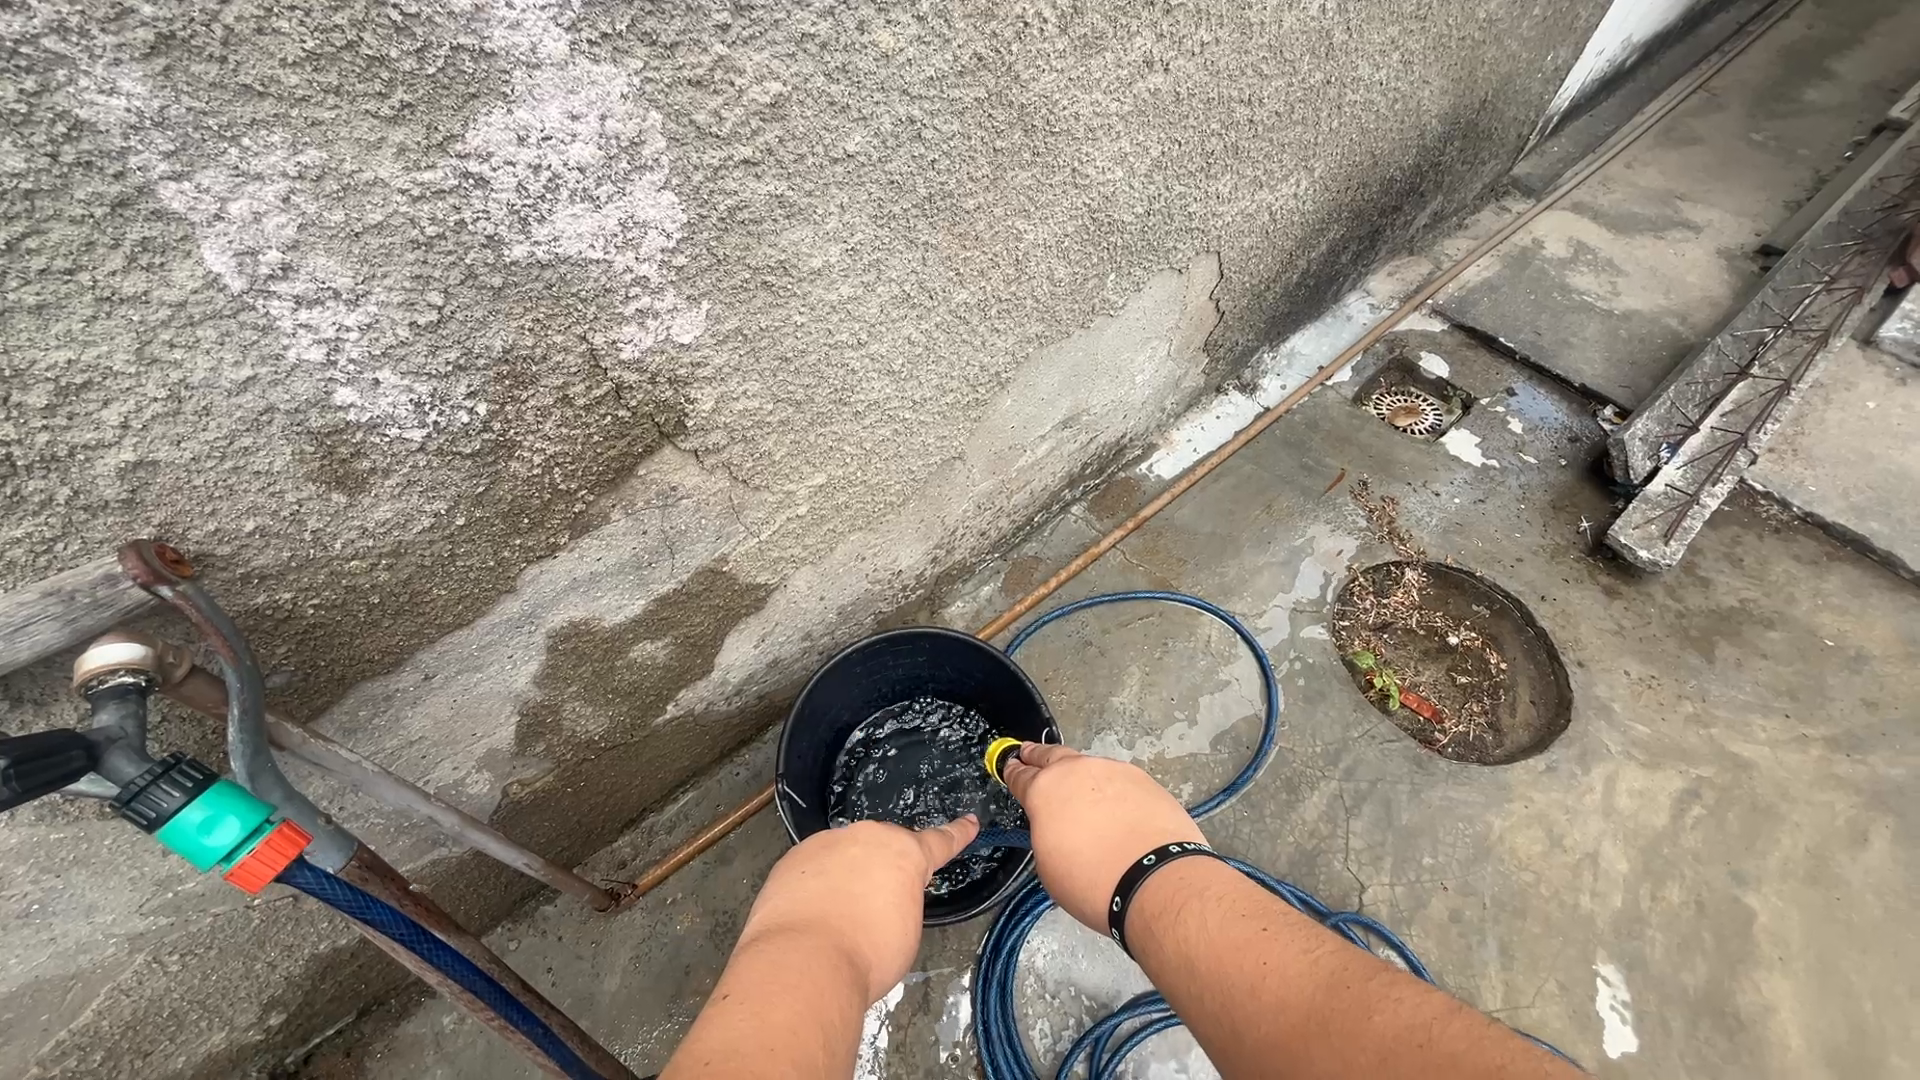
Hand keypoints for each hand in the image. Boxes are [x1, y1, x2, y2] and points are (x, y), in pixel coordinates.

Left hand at [735, 816, 979, 1002]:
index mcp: (906, 854)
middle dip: (881, 871)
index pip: (940, 841)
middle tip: (874, 909)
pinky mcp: (794, 857)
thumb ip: (901, 901)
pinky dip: (815, 887)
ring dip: (846, 877)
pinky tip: (810, 916)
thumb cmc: (868, 953)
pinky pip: (813, 869)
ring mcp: (828, 842)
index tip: (970, 821)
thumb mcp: (905, 931)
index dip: (957, 833)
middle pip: (882, 848)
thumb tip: (881, 900)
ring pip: (844, 856)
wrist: (804, 962)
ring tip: (837, 920)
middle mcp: (868, 837)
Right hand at [1001, 743, 1204, 929]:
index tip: (1012, 766)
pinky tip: (1117, 808)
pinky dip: (1112, 789)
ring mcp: (1111, 770)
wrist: (1155, 880)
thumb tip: (1057, 826)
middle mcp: (1075, 771)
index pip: (1021, 776)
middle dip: (1038, 756)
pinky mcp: (1142, 779)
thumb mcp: (1048, 865)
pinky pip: (1118, 779)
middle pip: (1051, 755)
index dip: (1014, 772)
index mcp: (1044, 791)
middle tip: (1030, 753)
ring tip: (1080, 789)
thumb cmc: (1094, 881)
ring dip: (1080, 774)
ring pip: (1088, 766)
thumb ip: (1046, 832)